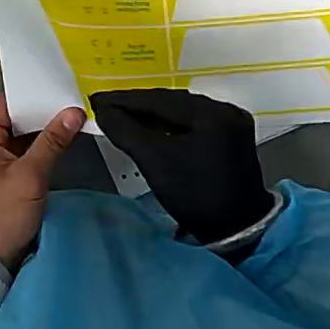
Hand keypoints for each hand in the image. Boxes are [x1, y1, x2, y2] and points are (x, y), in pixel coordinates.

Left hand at [0, 95, 86, 270]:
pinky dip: (42, 142)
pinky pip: (25, 146)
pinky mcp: (5, 168)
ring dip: (45, 126)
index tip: (61, 85)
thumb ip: (53, 141)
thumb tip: (74, 112)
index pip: (7, 103)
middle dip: (43, 109)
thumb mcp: (31, 175)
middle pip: (16, 115)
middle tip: (74, 98)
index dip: (33, 93)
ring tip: (75, 113)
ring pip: (23, 131)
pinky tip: (64, 135)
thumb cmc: (4, 215)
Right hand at [89, 89, 272, 244]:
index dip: (122, 99)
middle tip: (104, 106)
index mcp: (210, 113)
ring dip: (149, 112)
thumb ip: (125, 131)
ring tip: (120, 115)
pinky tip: (147, 125)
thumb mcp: (153, 160)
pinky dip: (165, 122)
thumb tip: (102, 111)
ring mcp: (229, 122)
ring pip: (179, 111)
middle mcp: (224, 110)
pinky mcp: (229, 136)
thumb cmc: (193, 194)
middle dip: (135, 104)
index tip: (95, 99)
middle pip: (169, 101)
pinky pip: (189, 121)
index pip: (157, 99)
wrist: (235, 228)